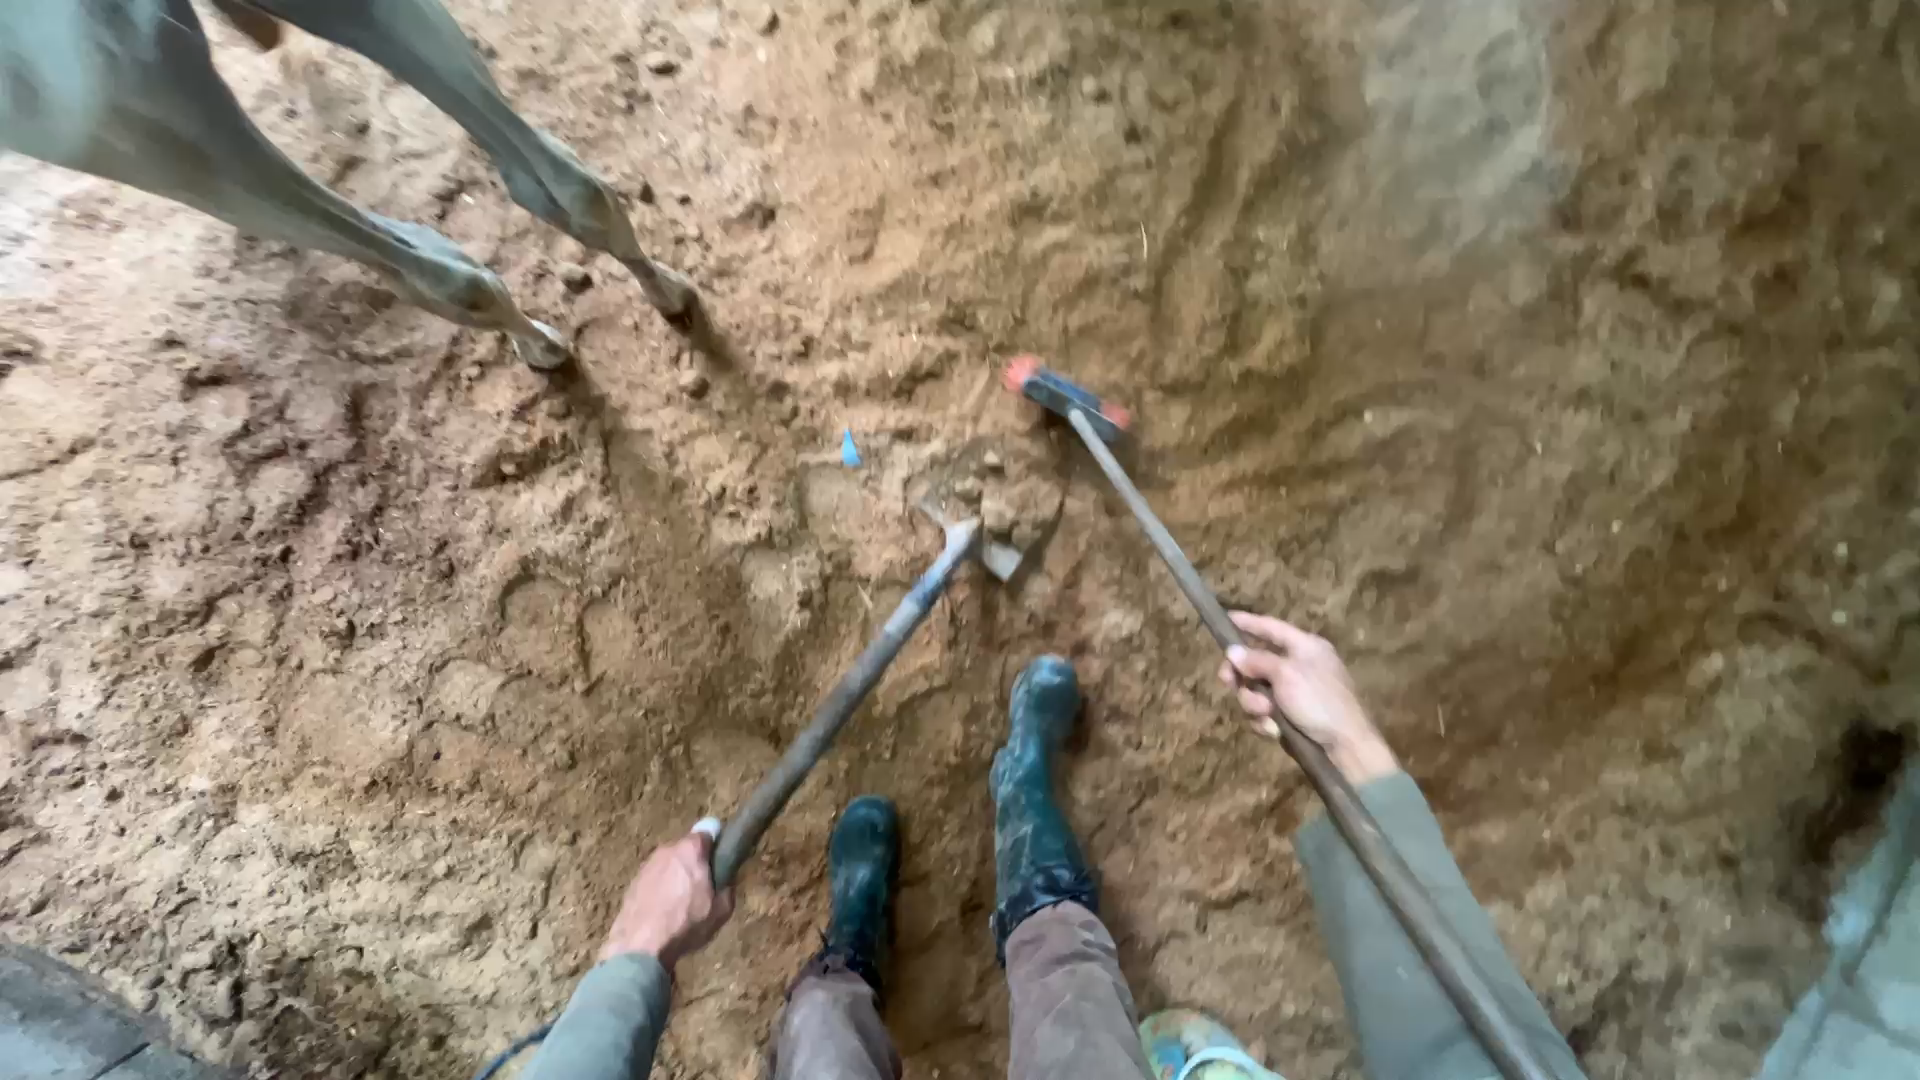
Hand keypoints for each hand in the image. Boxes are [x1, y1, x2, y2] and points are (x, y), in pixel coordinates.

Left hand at [600, 819, 735, 971]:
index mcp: (691, 849)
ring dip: (676, 876)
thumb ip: (728, 887)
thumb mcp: (721, 910)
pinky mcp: (631, 883)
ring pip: (669, 863)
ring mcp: (646, 866)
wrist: (639, 948)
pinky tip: (661, 912)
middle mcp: (667, 849)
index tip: (719, 862)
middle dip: (695, 861)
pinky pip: (653, 879)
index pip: (710, 829)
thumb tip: (724, 882)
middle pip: (687, 848)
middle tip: (702, 887)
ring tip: (679, 904)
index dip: (717, 845)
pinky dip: (659, 889)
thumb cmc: (685, 924)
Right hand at [1216, 611, 1399, 784]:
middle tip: (1228, 682)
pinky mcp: (1288, 715)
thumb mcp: (1286, 674)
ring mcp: (1293, 692)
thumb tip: (1232, 651)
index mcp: (1305, 647)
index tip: (1224, 617)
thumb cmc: (1319, 701)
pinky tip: (1272, 729)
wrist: (1345, 747)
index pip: (1271, 627)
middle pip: (1255, 661)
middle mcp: (1298, 665)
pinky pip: (1262, 711)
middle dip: (1242, 675)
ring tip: (1265, 714)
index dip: (1247, 622)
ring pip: (1254, 689)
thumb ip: (1256, 660)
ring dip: (1253, 702)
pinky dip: (1263, 720)